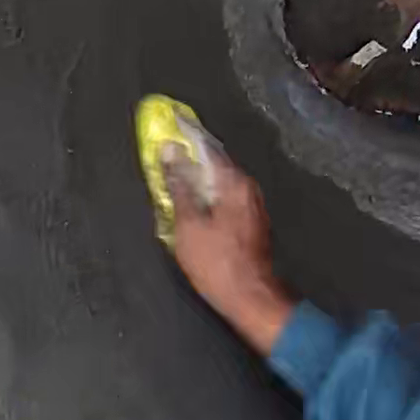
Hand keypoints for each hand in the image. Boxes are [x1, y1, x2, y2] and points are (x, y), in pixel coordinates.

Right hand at [164, 142, 294, 354]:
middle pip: (215, 163)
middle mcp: (248, 187)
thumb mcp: (188, 223)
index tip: (169, 122)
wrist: (250, 297)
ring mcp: (252, 205)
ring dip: (198, 178)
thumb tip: (170, 150)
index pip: (207, 147)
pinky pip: (225, 197)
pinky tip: (192, 203)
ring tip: (175, 178)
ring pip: (220, 181)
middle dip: (191, 157)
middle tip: (167, 153)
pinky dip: (208, 195)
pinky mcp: (251, 221)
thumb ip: (179, 184)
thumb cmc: (216, 261)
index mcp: (234, 182)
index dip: (186, 135)